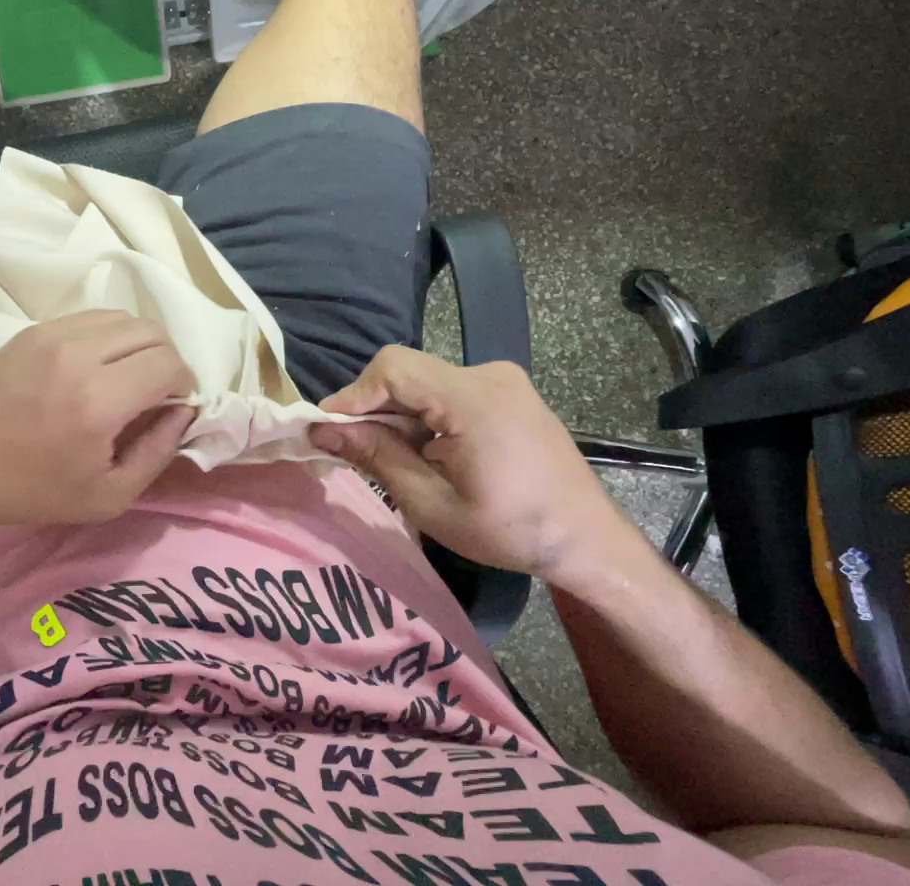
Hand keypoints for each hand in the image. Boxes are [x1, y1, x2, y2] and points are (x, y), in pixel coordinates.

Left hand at [0, 311, 197, 538]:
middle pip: (152, 331)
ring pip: (123, 317)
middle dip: (167, 360)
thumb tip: (182, 413)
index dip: (185, 383)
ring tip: (128, 377)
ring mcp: (51, 335)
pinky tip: (96, 366)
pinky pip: (90, 317)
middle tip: (156, 391)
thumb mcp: (108, 497)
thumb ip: (158, 453)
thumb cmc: (31, 491)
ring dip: (139, 344)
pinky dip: (108, 336)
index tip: (175, 405)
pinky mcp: (32, 330)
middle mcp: (78, 356)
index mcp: (99, 402)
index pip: (169, 364)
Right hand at [308, 346, 635, 582]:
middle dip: (371, 407)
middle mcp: (488, 376)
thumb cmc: (510, 530)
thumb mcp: (431, 502)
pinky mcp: (506, 391)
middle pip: (405, 371)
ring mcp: (501, 380)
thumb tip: (321, 431)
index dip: (352, 396)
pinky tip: (423, 451)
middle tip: (354, 449)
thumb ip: (376, 456)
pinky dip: (422, 414)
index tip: (325, 431)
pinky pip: (445, 389)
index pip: (393, 369)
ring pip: (422, 380)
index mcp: (474, 400)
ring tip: (392, 457)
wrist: (587, 539)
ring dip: (396, 413)